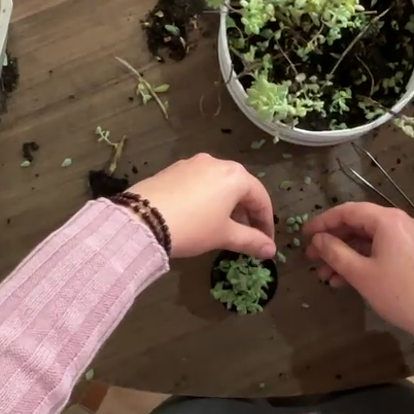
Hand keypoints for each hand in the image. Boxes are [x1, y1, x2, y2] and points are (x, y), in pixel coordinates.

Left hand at [126, 154, 275, 260]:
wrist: (142, 219)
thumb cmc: (192, 227)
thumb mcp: (224, 236)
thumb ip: (251, 241)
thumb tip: (271, 251)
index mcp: (235, 176)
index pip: (261, 198)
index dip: (267, 222)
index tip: (267, 241)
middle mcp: (216, 162)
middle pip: (241, 188)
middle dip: (247, 213)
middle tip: (248, 236)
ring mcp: (193, 163)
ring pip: (219, 184)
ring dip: (227, 205)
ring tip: (224, 228)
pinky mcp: (173, 169)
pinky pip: (200, 183)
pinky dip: (208, 198)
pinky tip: (201, 216)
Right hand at [302, 202, 413, 344]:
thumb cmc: (397, 293)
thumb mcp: (360, 273)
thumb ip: (335, 252)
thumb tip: (317, 240)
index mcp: (388, 220)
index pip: (348, 211)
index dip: (322, 222)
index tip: (304, 235)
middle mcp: (400, 222)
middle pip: (358, 224)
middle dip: (332, 241)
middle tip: (311, 257)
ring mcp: (408, 237)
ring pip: (368, 240)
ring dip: (344, 255)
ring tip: (323, 275)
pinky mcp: (411, 253)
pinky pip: (380, 249)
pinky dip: (361, 260)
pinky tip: (343, 279)